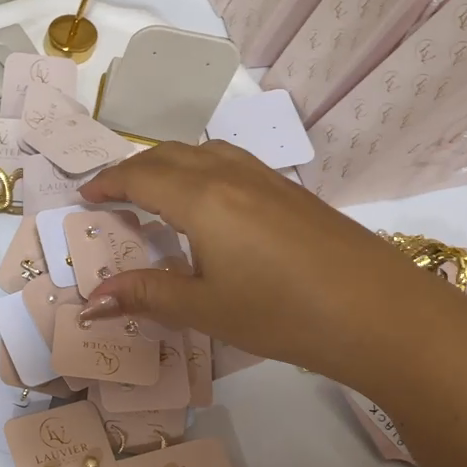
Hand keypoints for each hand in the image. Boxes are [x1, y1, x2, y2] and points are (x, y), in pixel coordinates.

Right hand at [76, 141, 466, 391]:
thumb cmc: (282, 314)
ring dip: (168, 163)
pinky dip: (201, 169)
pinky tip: (208, 202)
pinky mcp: (293, 193)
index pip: (141, 177)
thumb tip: (91, 301)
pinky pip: (232, 162)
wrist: (382, 315)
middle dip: (132, 168)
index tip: (84, 197)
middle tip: (110, 194)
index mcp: (202, 201)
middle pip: (169, 155)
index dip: (108, 183)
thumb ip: (145, 295)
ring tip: (153, 191)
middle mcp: (232, 177)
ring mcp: (268, 181)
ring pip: (204, 152)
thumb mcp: (204, 309)